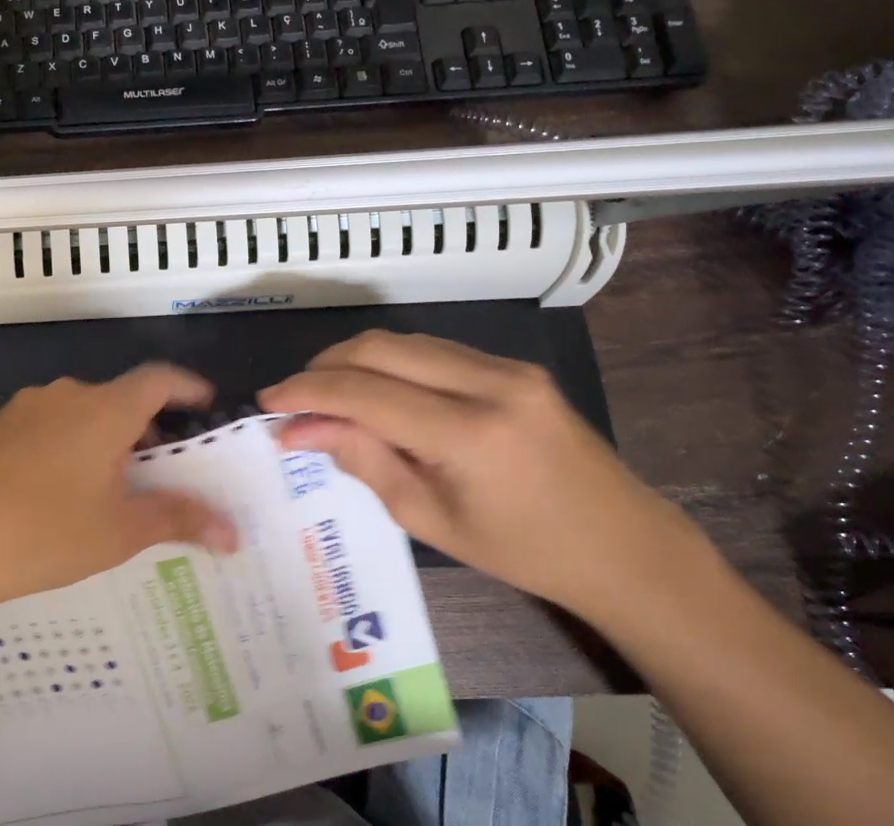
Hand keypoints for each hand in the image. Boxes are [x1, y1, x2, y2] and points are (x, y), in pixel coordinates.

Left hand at [0, 364, 239, 617]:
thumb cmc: (46, 533)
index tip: (208, 405)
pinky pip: (54, 425)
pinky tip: (71, 488)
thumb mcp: (120, 531)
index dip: (188, 387)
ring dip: (112, 438)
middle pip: (122, 398)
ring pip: (86, 412)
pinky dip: (77, 444)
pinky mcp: (0, 427)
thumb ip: (178, 519)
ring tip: (121, 485)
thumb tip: (231, 532)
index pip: (158, 379)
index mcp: (104, 408)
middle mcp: (67, 395)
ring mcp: (28, 408)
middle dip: (151, 427)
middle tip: (169, 468)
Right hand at [258, 331, 704, 615]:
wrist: (625, 547)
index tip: (267, 403)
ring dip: (354, 360)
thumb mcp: (429, 520)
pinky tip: (375, 391)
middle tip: (293, 399)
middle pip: (379, 348)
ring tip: (326, 395)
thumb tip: (297, 429)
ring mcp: (509, 368)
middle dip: (324, 367)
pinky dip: (390, 363)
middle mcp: (490, 383)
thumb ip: (362, 460)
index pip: (364, 392)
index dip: (306, 392)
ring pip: (404, 341)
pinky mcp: (516, 367)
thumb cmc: (524, 551)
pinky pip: (433, 350)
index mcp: (470, 433)